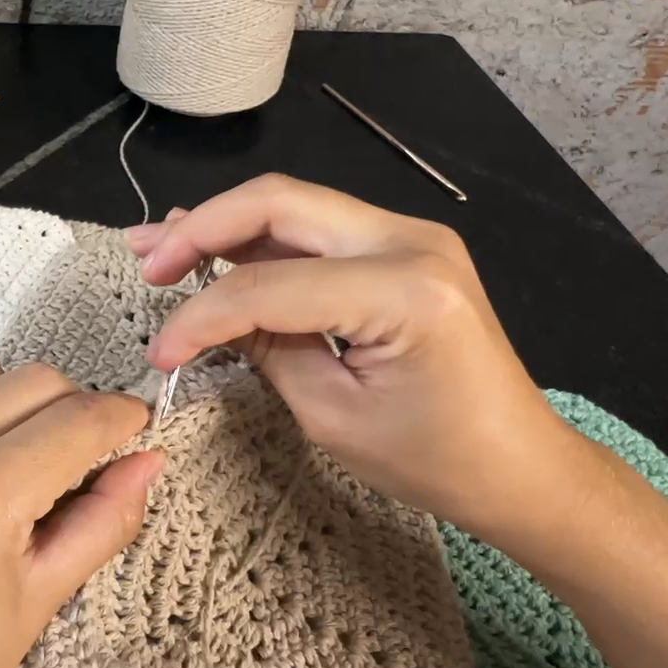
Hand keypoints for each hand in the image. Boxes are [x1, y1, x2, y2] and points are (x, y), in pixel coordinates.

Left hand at [0, 348, 160, 667]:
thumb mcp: (47, 594)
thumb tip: (150, 456)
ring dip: (4, 402)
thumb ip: (108, 516)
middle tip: (72, 453)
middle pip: (33, 380)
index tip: (134, 424)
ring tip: (1, 456)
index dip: (122, 417)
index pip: (79, 420)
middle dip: (71, 410)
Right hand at [128, 174, 583, 538]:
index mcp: (404, 292)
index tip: (160, 352)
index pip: (268, 286)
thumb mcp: (331, 415)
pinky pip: (313, 229)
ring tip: (158, 245)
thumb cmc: (434, 460)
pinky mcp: (399, 246)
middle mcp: (409, 240)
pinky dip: (257, 239)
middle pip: (278, 203)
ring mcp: (407, 235)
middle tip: (146, 261)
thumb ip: (263, 350)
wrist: (521, 464)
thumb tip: (200, 320)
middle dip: (200, 229)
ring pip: (290, 205)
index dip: (200, 315)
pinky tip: (211, 247)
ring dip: (221, 224)